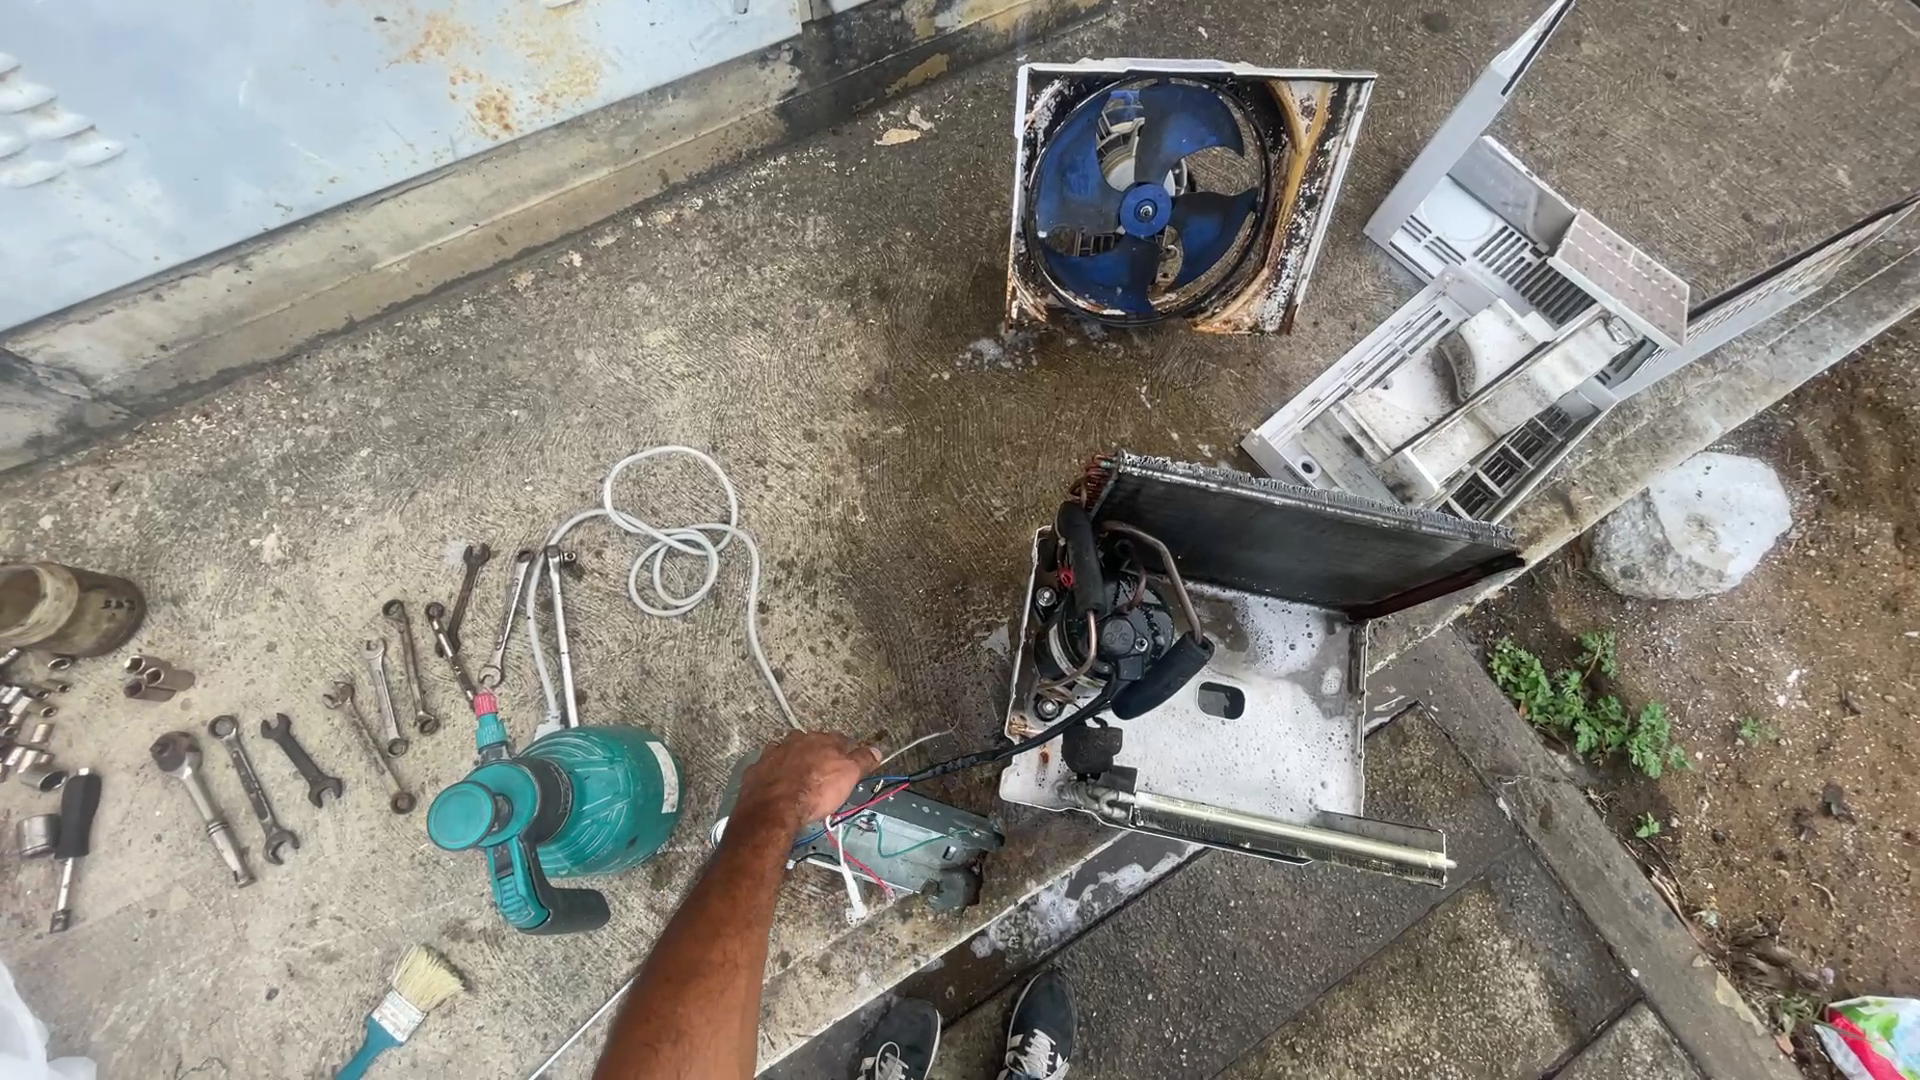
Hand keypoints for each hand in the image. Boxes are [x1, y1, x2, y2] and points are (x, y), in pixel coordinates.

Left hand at [732, 731, 879, 834]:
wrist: (773, 810)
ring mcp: (773, 754)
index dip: (846, 751)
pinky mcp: (756, 771)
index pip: (840, 739)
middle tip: (823, 774)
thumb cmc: (813, 791)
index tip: (849, 760)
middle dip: (817, 755)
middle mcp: (796, 741)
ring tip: (799, 782)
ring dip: (793, 763)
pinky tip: (777, 788)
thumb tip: (876, 750)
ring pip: (787, 753)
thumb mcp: (849, 776)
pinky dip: (773, 775)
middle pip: (811, 744)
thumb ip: (863, 760)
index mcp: (821, 740)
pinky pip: (767, 769)